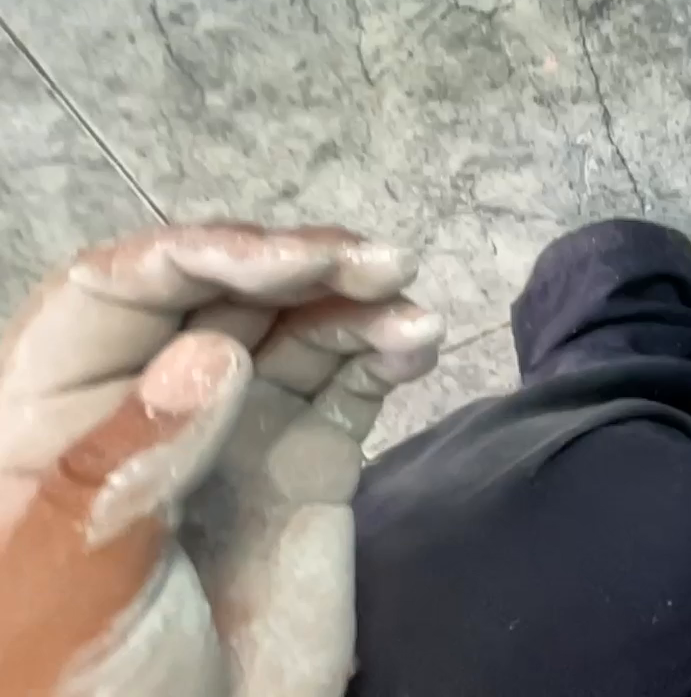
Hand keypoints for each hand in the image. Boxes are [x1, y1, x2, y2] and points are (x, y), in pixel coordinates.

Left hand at [0, 224, 445, 695]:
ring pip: (309, 326)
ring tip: (417, 320)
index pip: (120, 294)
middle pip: (232, 294)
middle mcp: (160, 402)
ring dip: (368, 305)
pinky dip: (396, 349)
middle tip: (384, 263)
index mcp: (54, 420)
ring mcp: (246, 425)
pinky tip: (420, 347)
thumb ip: (126, 469)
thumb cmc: (79, 694)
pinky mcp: (317, 451)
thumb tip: (210, 353)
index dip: (204, 254)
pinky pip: (359, 377)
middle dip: (308, 264)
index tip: (292, 262)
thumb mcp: (68, 593)